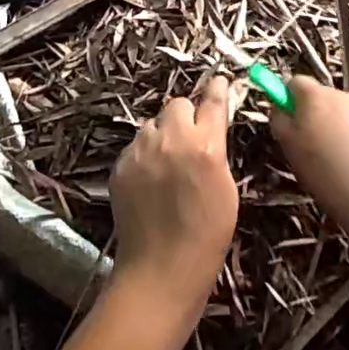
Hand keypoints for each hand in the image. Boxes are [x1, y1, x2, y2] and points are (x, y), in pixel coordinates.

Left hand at [110, 76, 237, 297]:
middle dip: (186, 116)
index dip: (217, 90)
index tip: (218, 82)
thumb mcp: (227, 190)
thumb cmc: (207, 235)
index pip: (211, 102)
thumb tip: (211, 131)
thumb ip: (216, 152)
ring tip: (168, 163)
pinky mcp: (121, 164)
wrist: (161, 267)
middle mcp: (170, 139)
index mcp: (204, 146)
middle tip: (191, 139)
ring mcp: (140, 151)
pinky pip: (136, 146)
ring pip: (153, 124)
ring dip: (163, 134)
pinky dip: (145, 155)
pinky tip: (151, 180)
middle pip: (177, 105)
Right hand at [268, 76, 348, 250]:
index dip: (287, 99)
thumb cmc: (326, 173)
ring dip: (338, 131)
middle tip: (308, 148)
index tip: (286, 121)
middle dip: (314, 117)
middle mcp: (345, 98)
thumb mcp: (288, 147)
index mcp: (316, 97)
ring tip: (336, 165)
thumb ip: (279, 120)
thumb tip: (279, 108)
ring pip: (345, 116)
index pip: (294, 82)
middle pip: (322, 99)